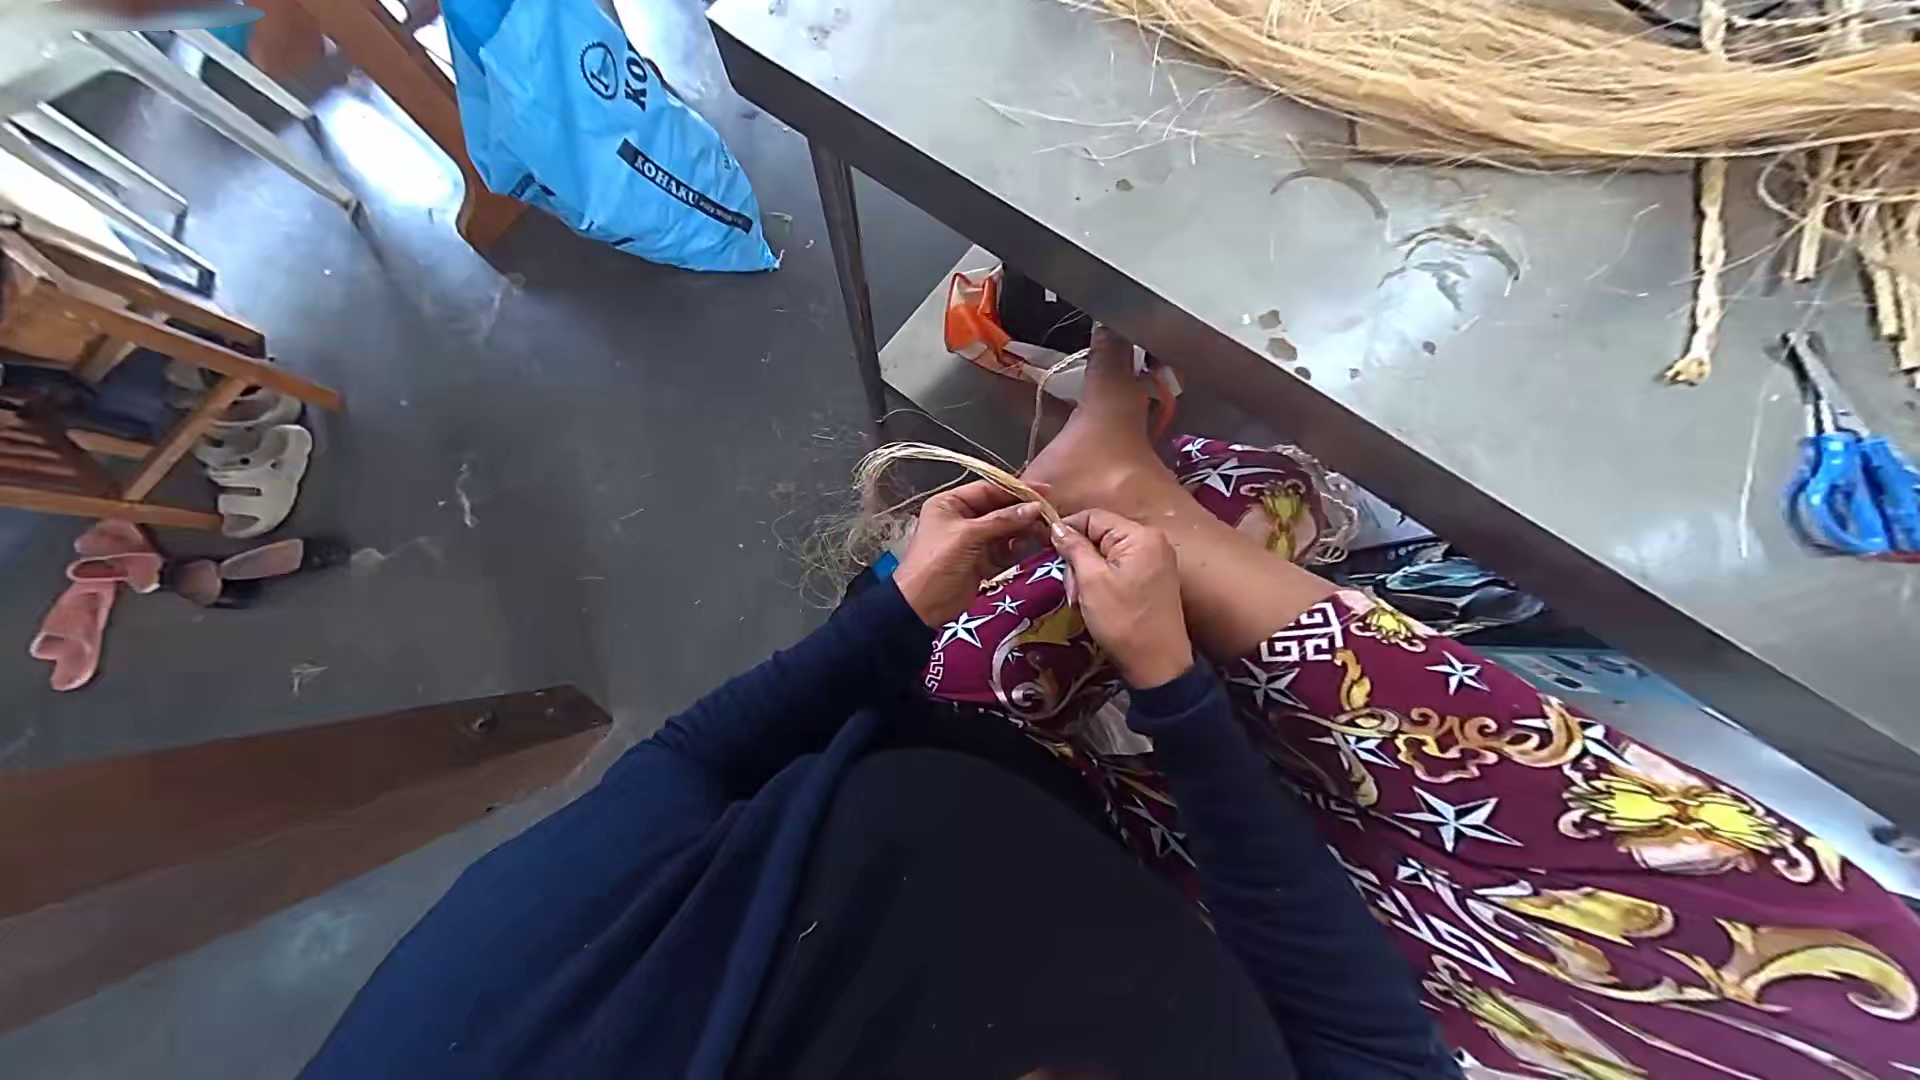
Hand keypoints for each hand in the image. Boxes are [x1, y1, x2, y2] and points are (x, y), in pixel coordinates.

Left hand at [893, 481, 1045, 626]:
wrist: (922, 606)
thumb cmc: (937, 562)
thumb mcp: (967, 536)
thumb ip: (1002, 521)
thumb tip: (1034, 507)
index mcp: (950, 504)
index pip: (988, 489)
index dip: (1015, 489)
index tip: (1043, 490)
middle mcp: (963, 518)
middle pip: (1000, 509)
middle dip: (1024, 511)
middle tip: (1050, 512)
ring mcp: (974, 541)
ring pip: (1006, 529)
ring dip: (1026, 529)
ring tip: (1048, 529)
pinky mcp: (983, 561)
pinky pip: (1006, 549)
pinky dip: (1021, 546)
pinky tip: (1037, 542)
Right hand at [1049, 510, 1193, 688]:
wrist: (1157, 665)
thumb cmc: (1122, 620)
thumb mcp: (1091, 581)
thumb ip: (1074, 548)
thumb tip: (1056, 526)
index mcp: (1140, 535)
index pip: (1093, 517)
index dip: (1067, 530)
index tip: (1048, 550)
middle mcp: (1152, 541)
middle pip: (1099, 534)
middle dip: (1079, 559)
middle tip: (1073, 588)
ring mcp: (1155, 560)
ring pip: (1105, 553)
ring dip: (1087, 574)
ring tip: (1083, 600)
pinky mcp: (1152, 578)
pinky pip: (1118, 568)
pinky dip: (1101, 581)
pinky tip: (1096, 602)